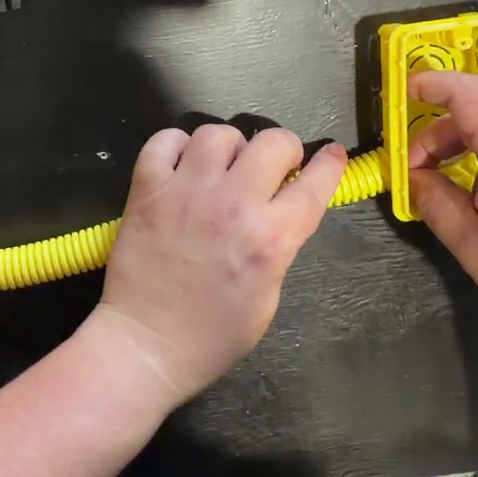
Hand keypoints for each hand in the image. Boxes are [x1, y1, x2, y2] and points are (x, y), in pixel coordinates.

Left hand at [87, 125, 347, 406]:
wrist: (147, 343)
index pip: (314, 183)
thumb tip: (281, 211)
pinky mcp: (147, 190)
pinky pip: (165, 141)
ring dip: (229, 146)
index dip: (328, 163)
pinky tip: (182, 165)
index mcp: (270, 238)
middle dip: (280, 150)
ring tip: (221, 168)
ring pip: (219, 133)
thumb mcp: (268, 295)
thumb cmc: (213, 335)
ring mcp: (186, 191)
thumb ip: (279, 246)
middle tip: (269, 169)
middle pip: (272, 142)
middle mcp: (233, 204)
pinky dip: (176, 146)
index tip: (330, 153)